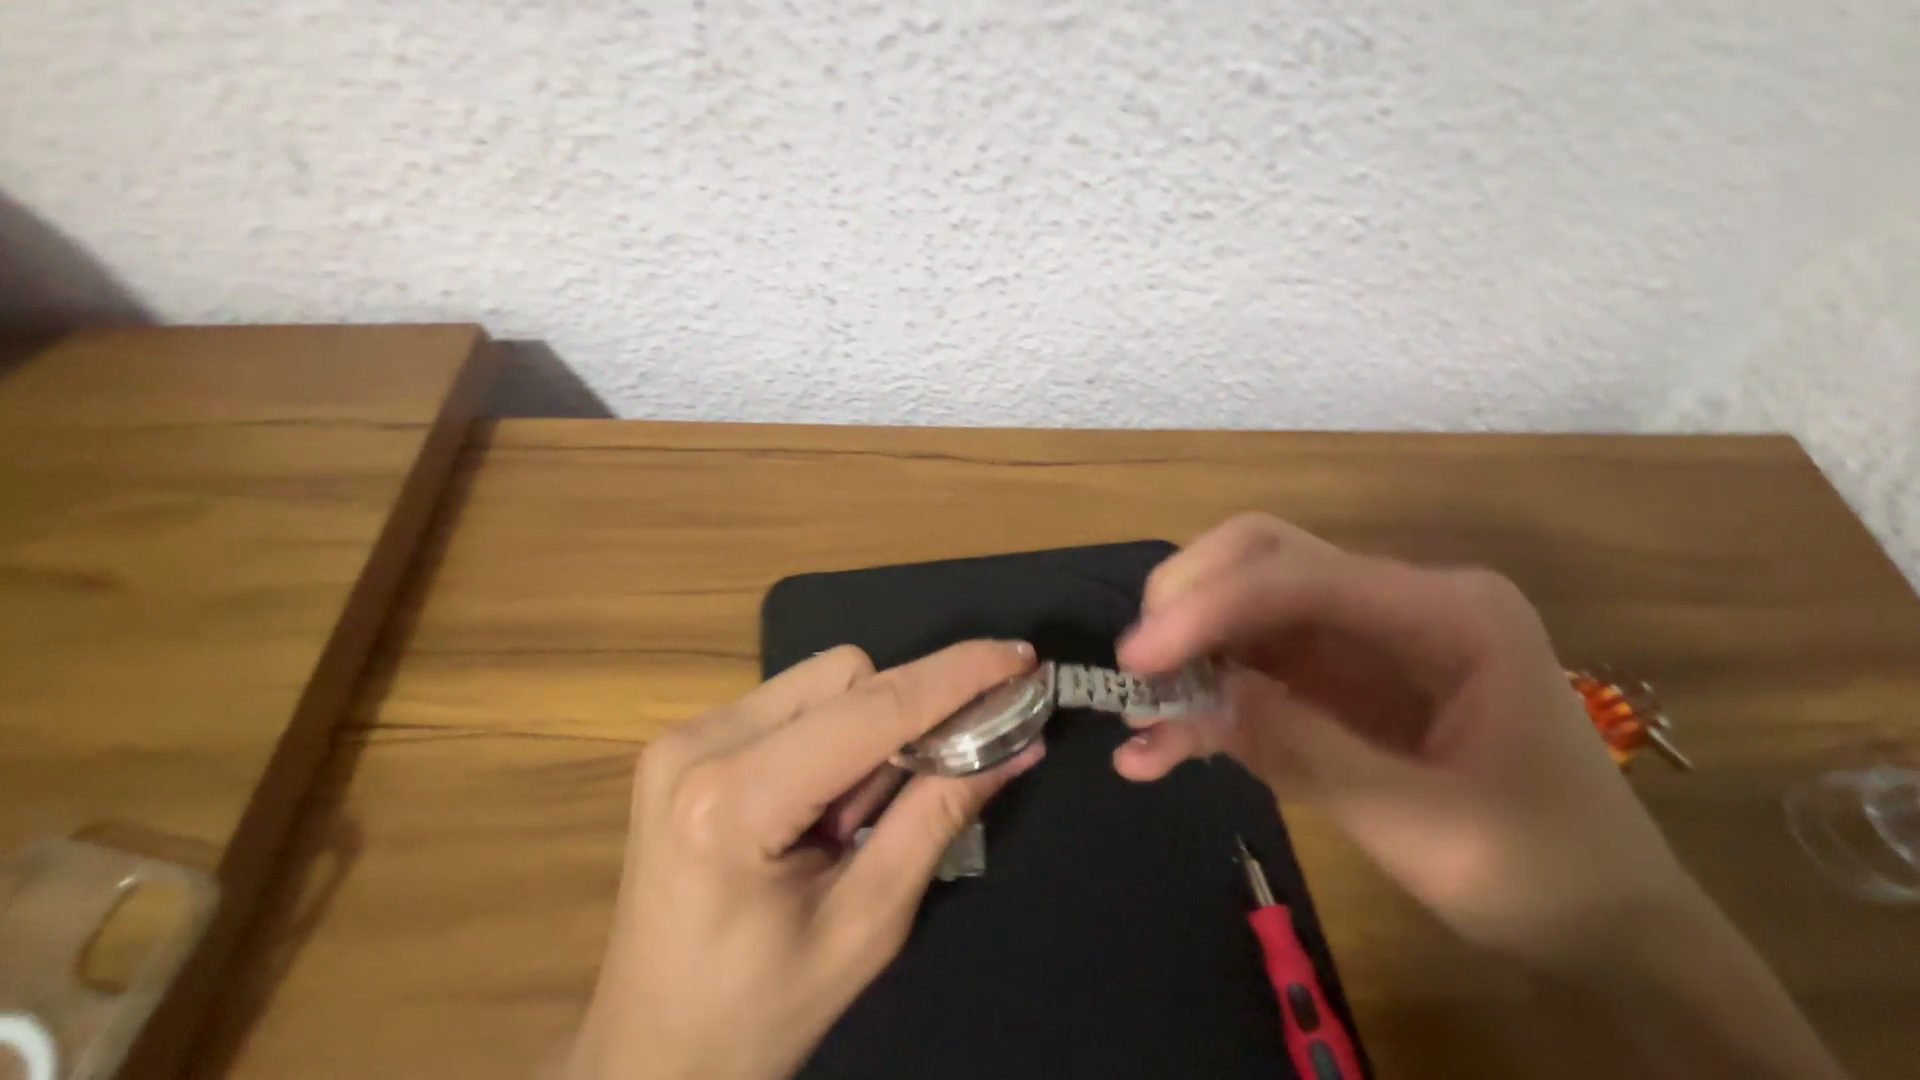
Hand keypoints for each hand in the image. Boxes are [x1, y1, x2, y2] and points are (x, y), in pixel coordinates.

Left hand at [563, 641, 1043, 1079]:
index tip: (1022, 659)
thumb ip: (938, 818)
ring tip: (851, 818)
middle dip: (905, 716)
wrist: (651, 1051)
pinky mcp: (681, 744)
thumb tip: (1016, 743)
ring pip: (819, 681)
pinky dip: (831, 736)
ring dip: (867, 728)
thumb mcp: (868, 924)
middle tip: (916, 794)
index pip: (872, 710)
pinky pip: (789, 704)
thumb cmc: (761, 1011)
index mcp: (734, 800)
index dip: (956, 678)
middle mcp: (697, 744)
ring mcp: (680, 737)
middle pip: (844, 676)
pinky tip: (820, 805)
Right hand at [1114, 514, 1694, 965]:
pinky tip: (1157, 748)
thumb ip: (1310, 751)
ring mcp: (1363, 643)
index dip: (1209, 606)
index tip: (1138, 662)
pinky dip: (1202, 702)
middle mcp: (1398, 605)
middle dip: (1189, 600)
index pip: (1301, 575)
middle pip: (1266, 558)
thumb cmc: (1545, 874)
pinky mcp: (1336, 686)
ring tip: (1134, 715)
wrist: (1607, 928)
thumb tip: (1198, 698)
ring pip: (1245, 610)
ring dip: (1184, 651)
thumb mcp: (1429, 828)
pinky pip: (1252, 672)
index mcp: (1448, 614)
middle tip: (1135, 668)